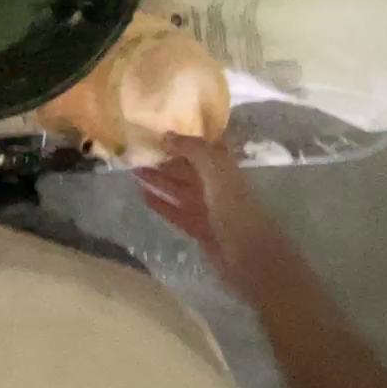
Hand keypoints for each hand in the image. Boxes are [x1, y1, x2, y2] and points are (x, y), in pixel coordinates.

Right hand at [134, 133, 278, 278]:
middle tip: (137, 150)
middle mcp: (215, 186)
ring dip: (158, 180)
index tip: (159, 127)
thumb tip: (166, 134)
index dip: (184, 137)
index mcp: (224, 169)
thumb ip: (193, 150)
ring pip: (178, 189)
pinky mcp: (198, 228)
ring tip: (134, 170)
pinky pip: (175, 211)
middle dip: (165, 159)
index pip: (202, 147)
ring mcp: (207, 208)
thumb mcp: (216, 171)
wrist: (252, 259)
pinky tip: (142, 195)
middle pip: (186, 168)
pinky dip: (160, 203)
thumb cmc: (236, 209)